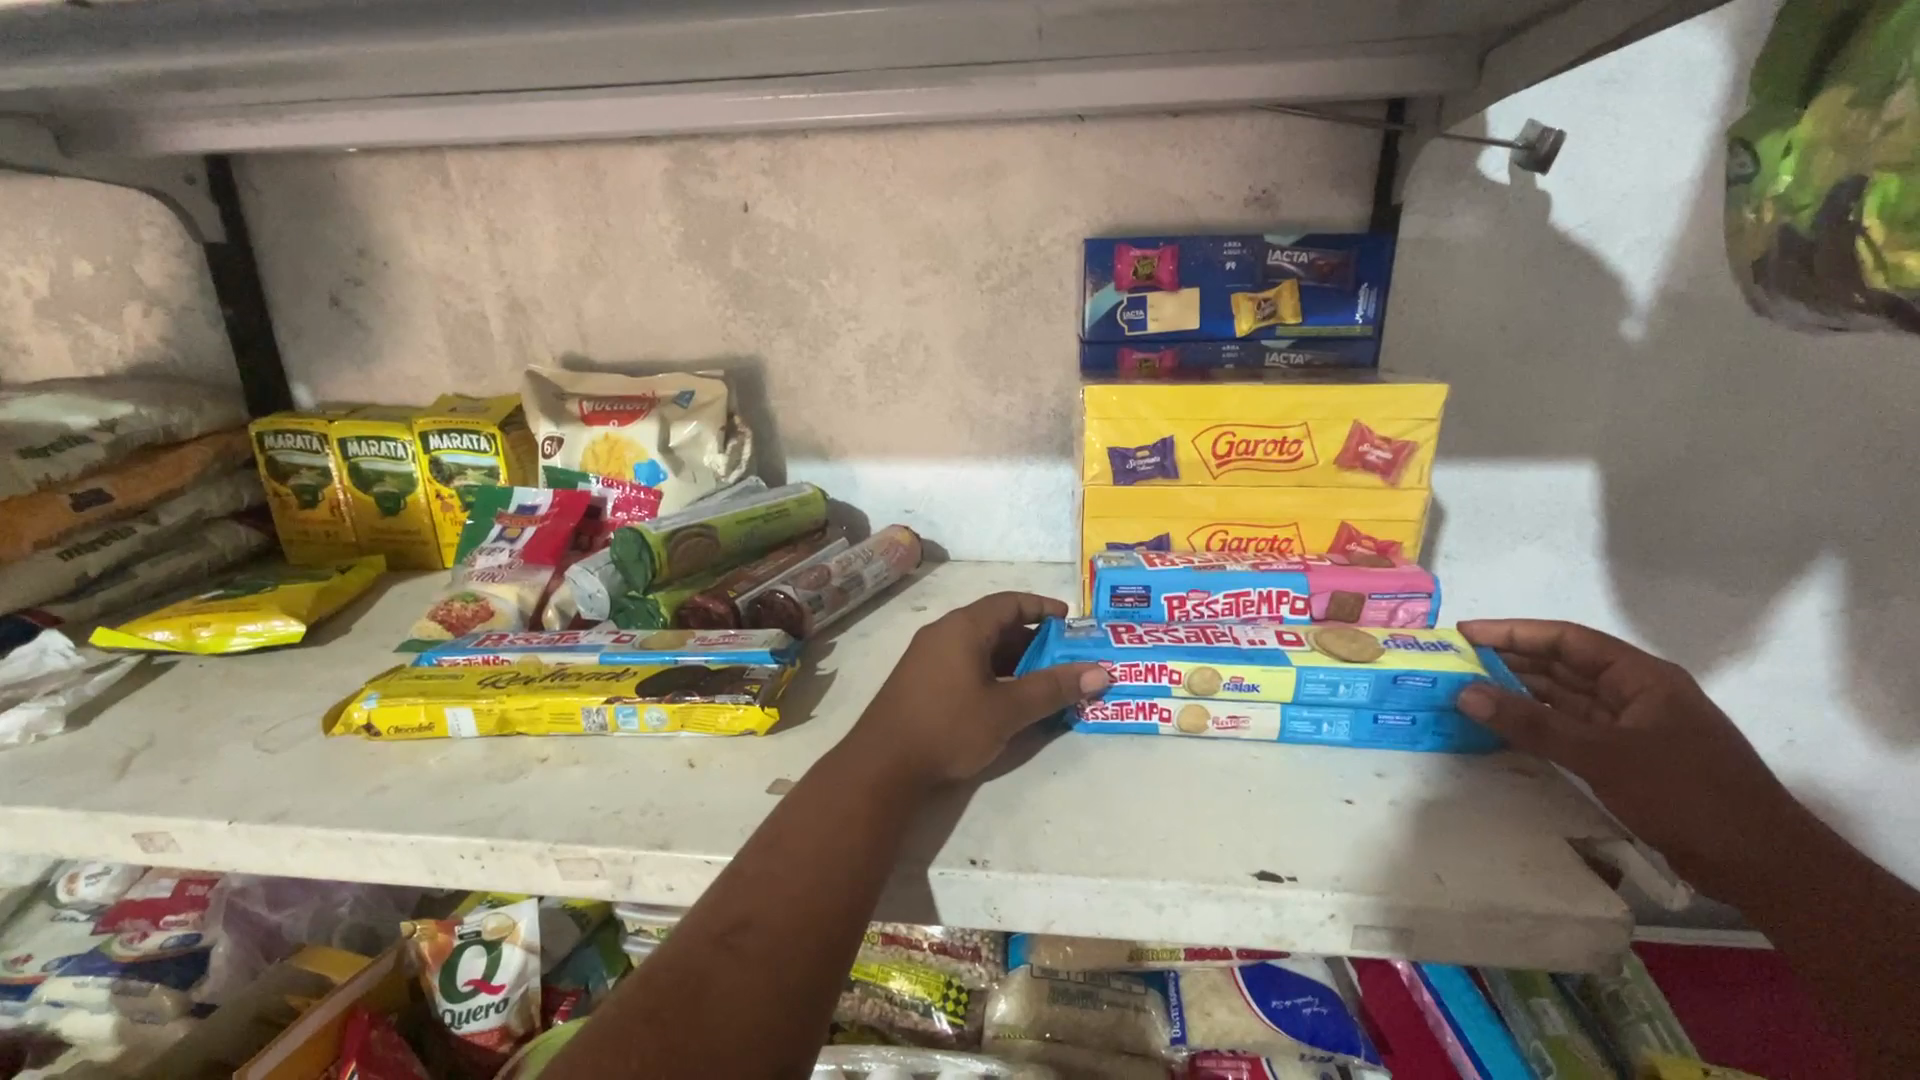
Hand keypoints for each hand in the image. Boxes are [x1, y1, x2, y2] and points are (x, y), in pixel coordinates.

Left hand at [841, 592, 1109, 788]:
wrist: (882, 766)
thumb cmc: (948, 727)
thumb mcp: (1007, 710)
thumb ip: (1053, 689)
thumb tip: (1101, 672)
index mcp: (963, 628)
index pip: (1009, 602)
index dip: (1042, 608)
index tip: (1070, 622)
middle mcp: (943, 634)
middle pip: (995, 625)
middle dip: (1033, 641)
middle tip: (1065, 659)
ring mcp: (927, 659)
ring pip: (980, 649)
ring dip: (1013, 662)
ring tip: (1044, 683)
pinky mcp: (920, 684)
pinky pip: (964, 666)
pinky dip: (992, 675)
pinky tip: (1008, 702)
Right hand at [1455, 619, 1804, 898]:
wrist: (1762, 865)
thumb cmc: (1687, 795)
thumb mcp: (1602, 756)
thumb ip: (1532, 723)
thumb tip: (1465, 692)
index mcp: (1642, 677)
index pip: (1567, 639)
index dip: (1513, 632)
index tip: (1464, 633)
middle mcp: (1636, 694)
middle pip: (1564, 665)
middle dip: (1510, 660)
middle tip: (1454, 661)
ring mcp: (1634, 727)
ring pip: (1565, 698)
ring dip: (1519, 692)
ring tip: (1467, 689)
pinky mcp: (1629, 758)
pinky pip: (1572, 728)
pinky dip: (1537, 724)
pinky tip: (1504, 726)